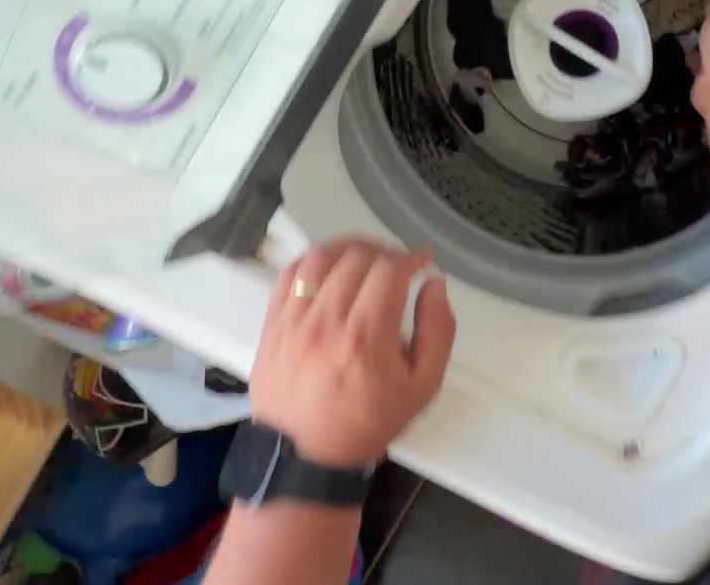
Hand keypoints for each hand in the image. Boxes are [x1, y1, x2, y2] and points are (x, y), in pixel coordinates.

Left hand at [250, 239, 456, 467]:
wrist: (304, 461)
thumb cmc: (369, 423)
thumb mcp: (423, 387)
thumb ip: (439, 330)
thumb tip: (434, 283)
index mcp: (365, 341)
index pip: (389, 271)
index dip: (411, 257)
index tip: (423, 261)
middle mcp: (325, 325)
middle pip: (357, 258)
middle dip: (385, 252)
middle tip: (398, 264)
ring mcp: (292, 324)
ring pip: (320, 257)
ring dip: (349, 248)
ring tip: (366, 257)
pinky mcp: (270, 327)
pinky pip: (289, 274)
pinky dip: (314, 260)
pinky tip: (332, 268)